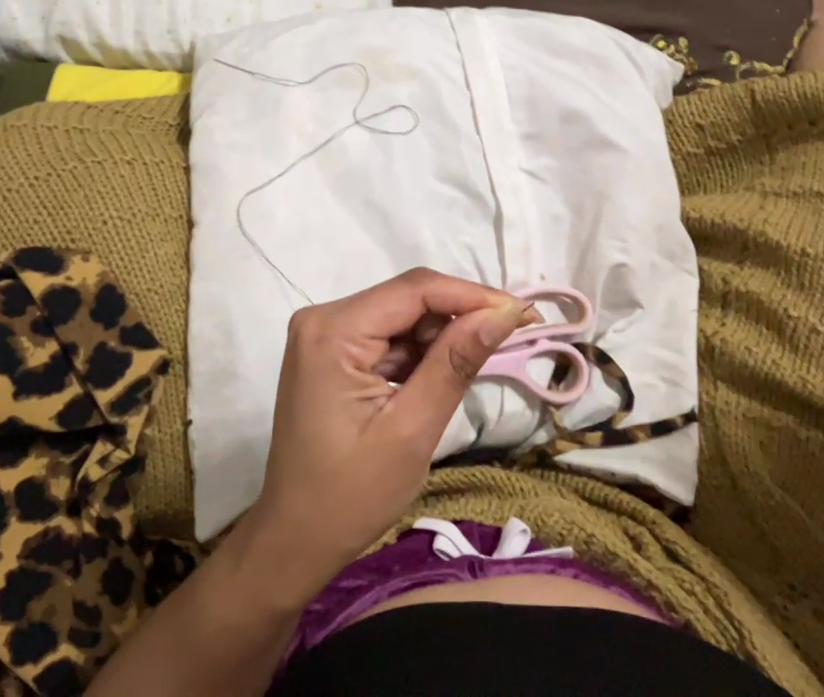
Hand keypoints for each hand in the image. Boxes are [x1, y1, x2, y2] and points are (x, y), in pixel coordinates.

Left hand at [243, 268, 537, 585]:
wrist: (298, 534)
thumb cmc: (352, 492)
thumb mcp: (412, 429)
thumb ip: (455, 362)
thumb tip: (504, 313)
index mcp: (332, 330)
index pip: (413, 289)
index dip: (473, 295)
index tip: (526, 314)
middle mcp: (322, 319)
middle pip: (405, 299)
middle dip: (459, 316)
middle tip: (512, 340)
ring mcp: (322, 337)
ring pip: (399, 318)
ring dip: (440, 338)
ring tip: (475, 368)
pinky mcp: (329, 356)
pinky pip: (384, 339)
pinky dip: (417, 355)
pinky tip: (439, 379)